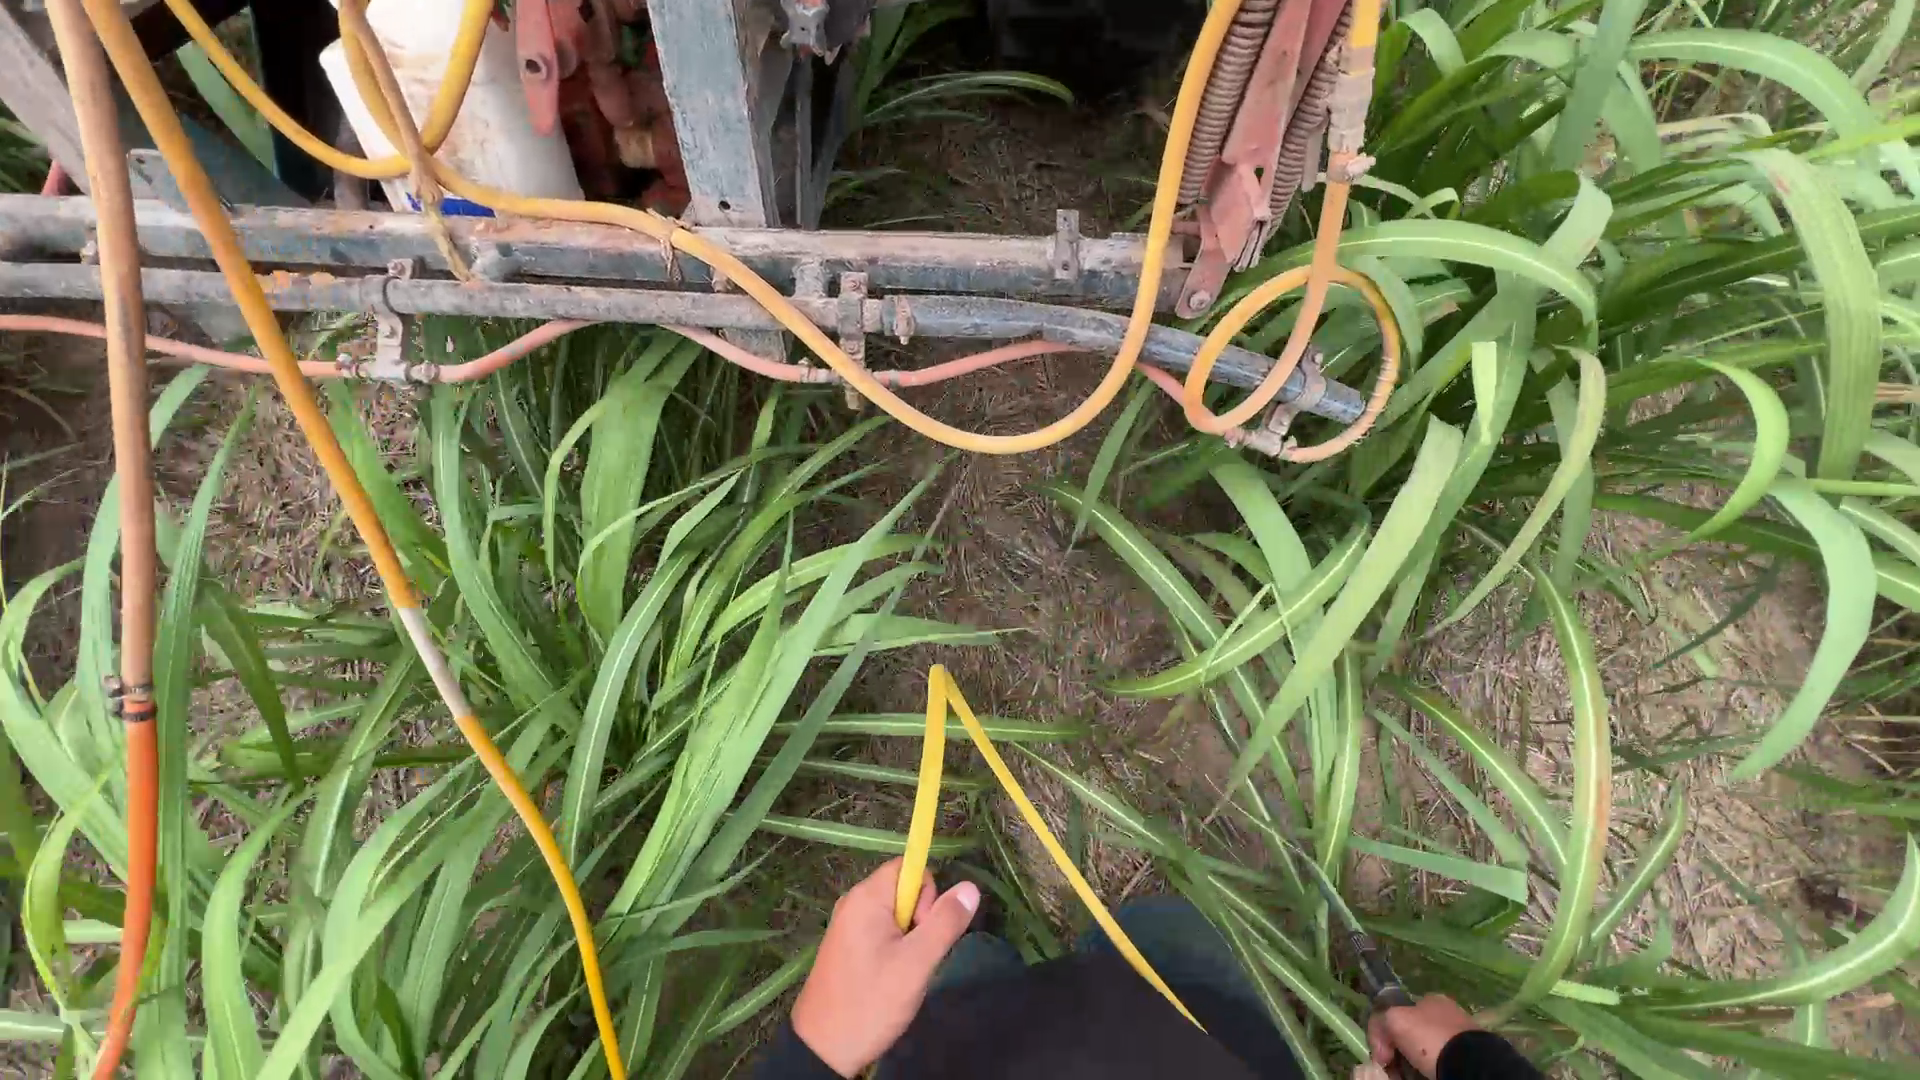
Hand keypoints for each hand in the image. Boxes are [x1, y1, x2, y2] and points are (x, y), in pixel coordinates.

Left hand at [791, 858, 979, 1076]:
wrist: (821, 1051)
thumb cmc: (870, 1002)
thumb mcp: (916, 964)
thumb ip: (945, 923)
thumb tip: (970, 887)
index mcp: (867, 897)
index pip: (909, 867)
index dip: (926, 894)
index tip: (921, 930)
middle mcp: (854, 902)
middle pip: (904, 890)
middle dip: (919, 919)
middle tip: (913, 958)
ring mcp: (847, 924)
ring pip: (895, 914)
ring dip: (908, 938)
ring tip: (901, 974)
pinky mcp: (845, 945)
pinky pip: (880, 931)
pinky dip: (893, 949)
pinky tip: (889, 979)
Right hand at [1368, 994, 1476, 1078]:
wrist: (1474, 1070)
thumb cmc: (1432, 1038)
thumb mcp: (1393, 1020)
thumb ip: (1378, 1025)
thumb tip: (1381, 1052)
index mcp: (1432, 1000)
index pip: (1402, 1012)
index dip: (1388, 1031)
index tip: (1384, 1053)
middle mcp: (1448, 1018)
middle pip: (1413, 1036)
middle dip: (1400, 1053)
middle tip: (1394, 1069)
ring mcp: (1462, 1043)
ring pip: (1427, 1056)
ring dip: (1414, 1067)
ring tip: (1408, 1077)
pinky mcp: (1471, 1066)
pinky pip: (1442, 1069)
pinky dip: (1430, 1074)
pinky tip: (1424, 1079)